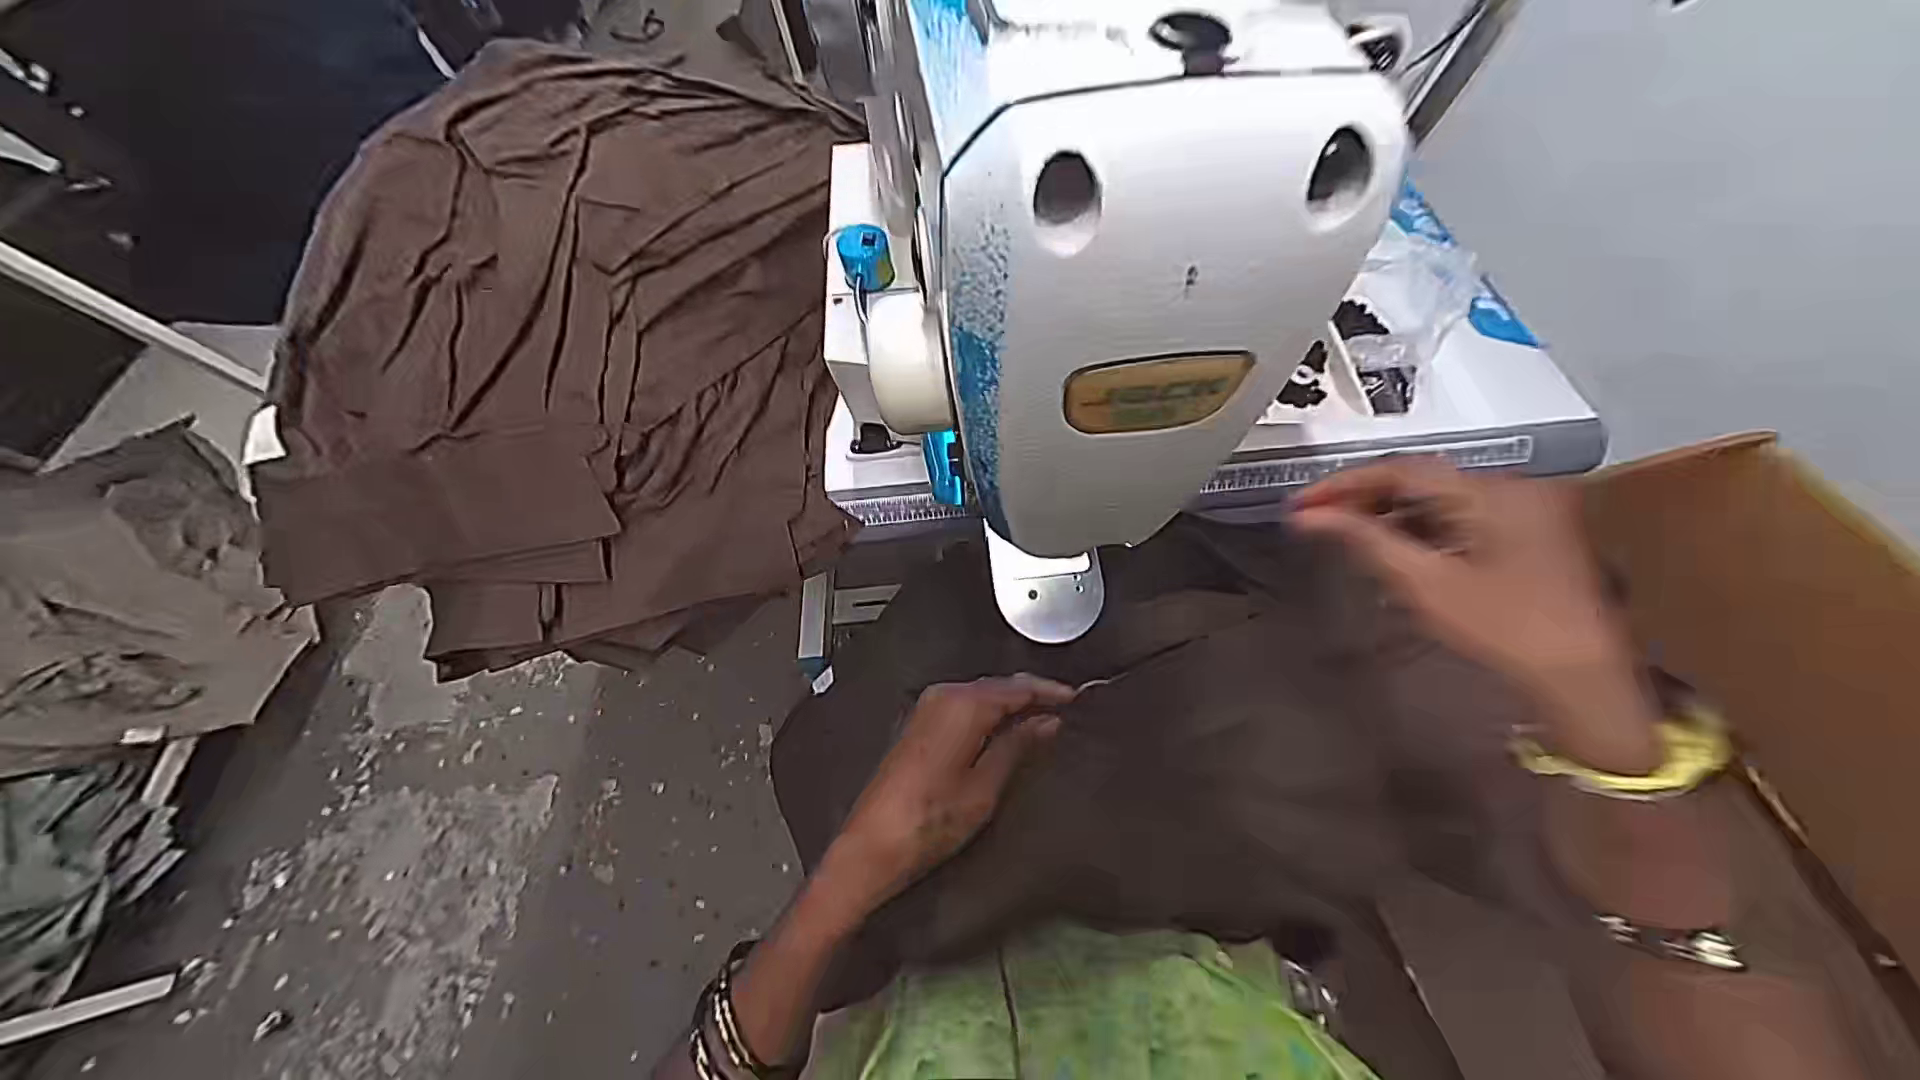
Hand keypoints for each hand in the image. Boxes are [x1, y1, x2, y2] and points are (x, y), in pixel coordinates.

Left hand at [811, 674, 1074, 927]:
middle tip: (1065, 708)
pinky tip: (1006, 729)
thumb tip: (1047, 720)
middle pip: (997, 685)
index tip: (1077, 697)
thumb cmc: (930, 820)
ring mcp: (927, 707)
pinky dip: (989, 711)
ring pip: (981, 693)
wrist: (871, 845)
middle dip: (1032, 693)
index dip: (1050, 691)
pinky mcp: (919, 723)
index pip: (1016, 686)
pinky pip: (964, 705)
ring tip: (1043, 718)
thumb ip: (1017, 745)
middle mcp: (943, 695)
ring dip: (1011, 702)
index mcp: (962, 705)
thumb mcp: (984, 787)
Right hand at [1293, 458, 1660, 772]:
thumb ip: (1363, 539)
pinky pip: (1456, 515)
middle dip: (1361, 497)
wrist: (1583, 681)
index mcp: (1493, 493)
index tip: (1299, 504)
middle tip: (1314, 518)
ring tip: (1341, 532)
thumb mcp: (1423, 583)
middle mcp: (1511, 488)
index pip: (1401, 470)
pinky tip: (1388, 545)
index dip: (1343, 483)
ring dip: (1386, 511)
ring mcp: (1522, 509)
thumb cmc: (1503, 630)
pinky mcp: (1525, 531)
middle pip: (1419, 478)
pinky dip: (1416, 525)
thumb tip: (1307, 516)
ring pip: (1435, 497)